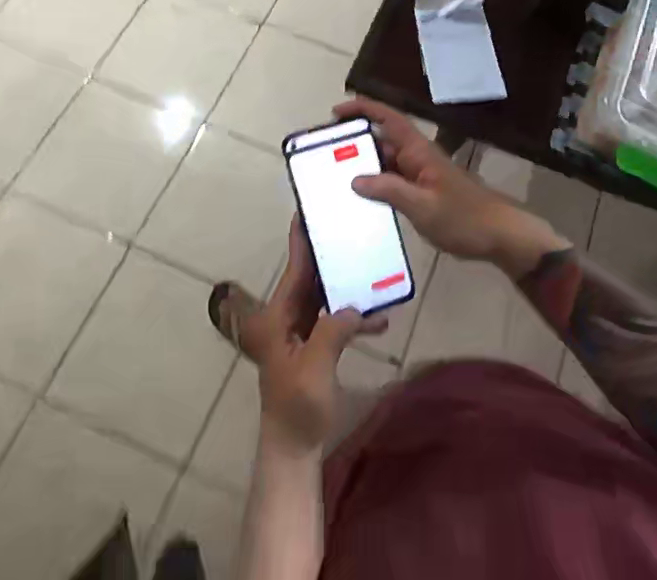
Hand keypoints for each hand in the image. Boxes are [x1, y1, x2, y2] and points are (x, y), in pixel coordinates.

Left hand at [238, 223, 385, 455]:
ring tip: (372, 271)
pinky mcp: (313, 344)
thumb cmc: (297, 405)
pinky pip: (334, 320)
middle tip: (347, 231)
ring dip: (346, 290)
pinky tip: (378, 319)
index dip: (300, 242)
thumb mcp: (314, 368)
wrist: (293, 442)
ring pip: (323, 298)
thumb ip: (332, 333)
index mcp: (277, 315)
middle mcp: (285, 316)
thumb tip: (353, 307)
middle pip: (308, 279)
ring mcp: (299, 330)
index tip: (305, 213)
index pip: (293, 271)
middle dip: (327, 258)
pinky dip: (353, 319)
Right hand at [333, 98, 569, 276]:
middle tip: (324, 152)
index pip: (388, 118)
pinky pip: (392, 181)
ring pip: (385, 162)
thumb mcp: (423, 207)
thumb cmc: (466, 219)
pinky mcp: (424, 192)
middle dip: (353, 141)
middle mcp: (418, 158)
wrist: (504, 238)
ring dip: (362, 165)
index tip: (336, 113)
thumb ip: (388, 190)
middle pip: (381, 140)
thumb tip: (354, 179)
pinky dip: (374, 184)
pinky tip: (359, 198)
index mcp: (419, 152)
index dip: (362, 109)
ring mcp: (421, 175)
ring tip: (334, 175)